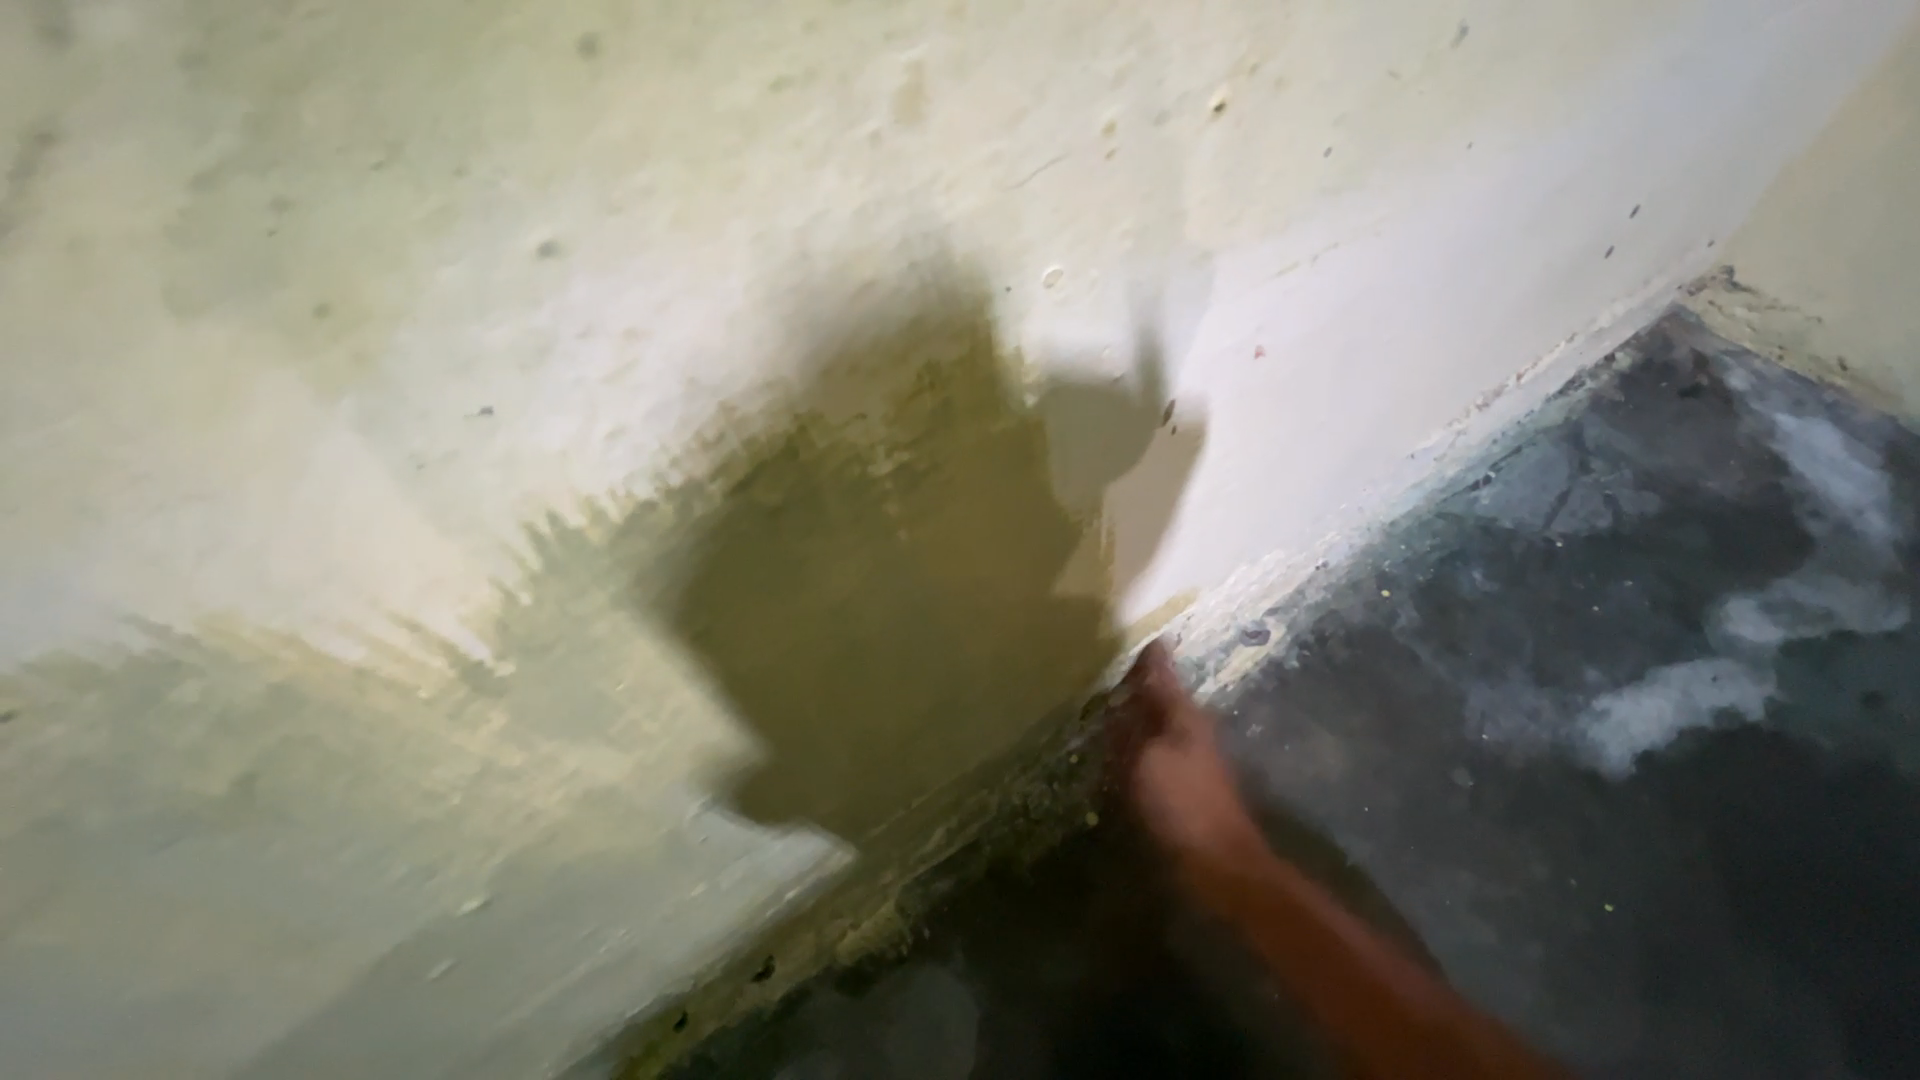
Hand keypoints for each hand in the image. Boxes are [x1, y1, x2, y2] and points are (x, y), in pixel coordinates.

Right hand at [1106, 640, 1269, 875]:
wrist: (1218, 865)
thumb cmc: (1182, 803)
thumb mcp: (1148, 757)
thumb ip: (1133, 722)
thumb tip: (1124, 689)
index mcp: (1183, 715)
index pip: (1160, 672)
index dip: (1146, 656)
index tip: (1131, 635)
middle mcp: (1187, 731)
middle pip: (1156, 697)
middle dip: (1134, 684)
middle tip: (1102, 669)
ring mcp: (1184, 761)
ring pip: (1151, 726)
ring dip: (1129, 716)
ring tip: (1098, 707)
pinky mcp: (1177, 788)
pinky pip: (1147, 755)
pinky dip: (1129, 748)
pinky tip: (1109, 752)